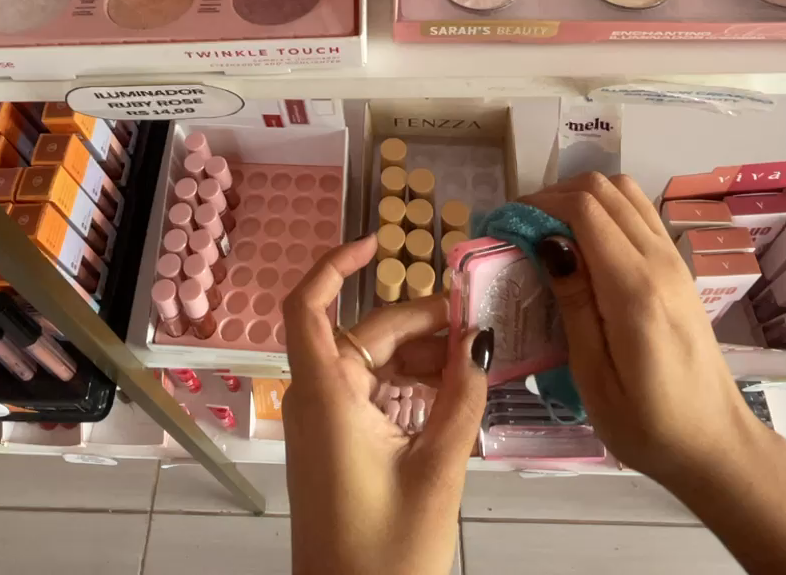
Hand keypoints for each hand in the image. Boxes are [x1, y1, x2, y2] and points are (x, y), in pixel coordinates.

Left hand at [283, 235, 490, 574]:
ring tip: (471, 359)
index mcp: (326, 395)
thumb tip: (479, 338)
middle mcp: (317, 396)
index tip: (376, 243)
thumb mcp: (438, 471)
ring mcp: (324, 419)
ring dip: (417, 354)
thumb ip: (460, 398)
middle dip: (416, 320)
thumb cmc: (388, 554)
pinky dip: (407, 383)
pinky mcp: (336, 440)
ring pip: (369, 361)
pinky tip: (449, 389)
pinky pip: (370, 391)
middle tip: (474, 321)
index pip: (306, 306)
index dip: (333, 265)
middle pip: (361, 333)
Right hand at [523, 173, 768, 482]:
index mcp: (635, 289)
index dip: (541, 204)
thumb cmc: (647, 425)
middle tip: (524, 229)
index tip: (509, 227)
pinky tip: (584, 245)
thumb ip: (573, 303)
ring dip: (582, 197)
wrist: (717, 447)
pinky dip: (605, 209)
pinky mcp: (678, 267)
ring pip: (625, 191)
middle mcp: (659, 261)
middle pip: (604, 187)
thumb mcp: (594, 377)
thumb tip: (548, 243)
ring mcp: (674, 260)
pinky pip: (638, 212)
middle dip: (556, 195)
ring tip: (552, 232)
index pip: (585, 209)